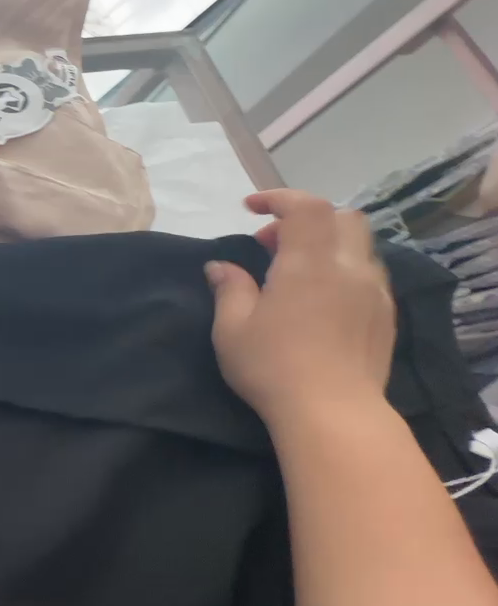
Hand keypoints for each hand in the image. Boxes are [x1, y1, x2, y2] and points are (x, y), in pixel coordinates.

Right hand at [205, 189, 394, 426]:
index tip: (249, 207)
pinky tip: (313, 294)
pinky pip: (364, 270)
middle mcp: (349, 268)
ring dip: (322, 242)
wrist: (330, 406)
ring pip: (357, 243)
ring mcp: (373, 289)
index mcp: (308, 266)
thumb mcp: (230, 328)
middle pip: (342, 218)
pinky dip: (337, 265)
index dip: (279, 199)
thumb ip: (230, 289)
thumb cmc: (269, 365)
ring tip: (288, 269)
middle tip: (267, 241)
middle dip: (304, 218)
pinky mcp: (383, 310)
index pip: (306, 209)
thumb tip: (222, 265)